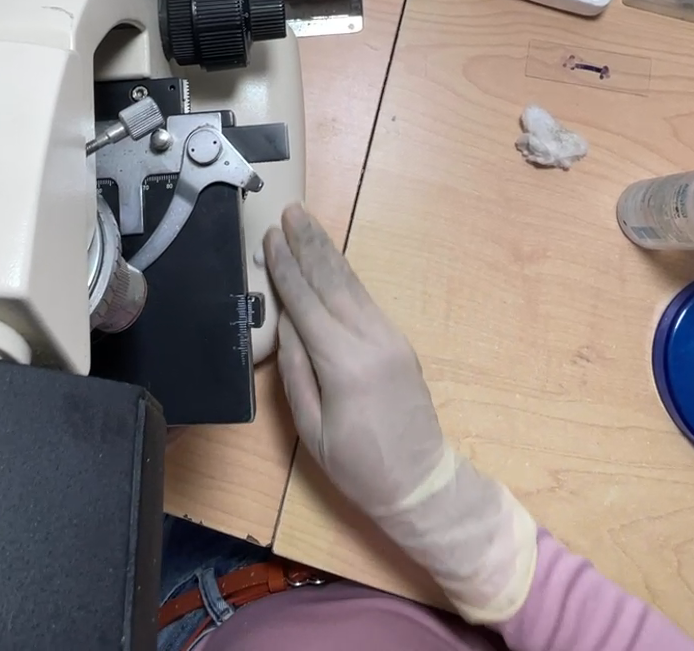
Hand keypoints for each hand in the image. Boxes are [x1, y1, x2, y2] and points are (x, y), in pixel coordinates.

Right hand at [266, 205, 537, 623]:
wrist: (422, 482)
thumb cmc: (357, 465)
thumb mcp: (311, 428)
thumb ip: (295, 369)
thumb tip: (284, 320)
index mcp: (343, 364)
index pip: (306, 303)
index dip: (286, 268)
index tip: (270, 237)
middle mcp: (369, 340)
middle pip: (332, 281)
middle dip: (308, 244)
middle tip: (290, 210)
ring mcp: (389, 336)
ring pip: (352, 283)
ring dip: (326, 250)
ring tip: (306, 221)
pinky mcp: (398, 340)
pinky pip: (364, 298)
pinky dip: (343, 273)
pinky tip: (330, 258)